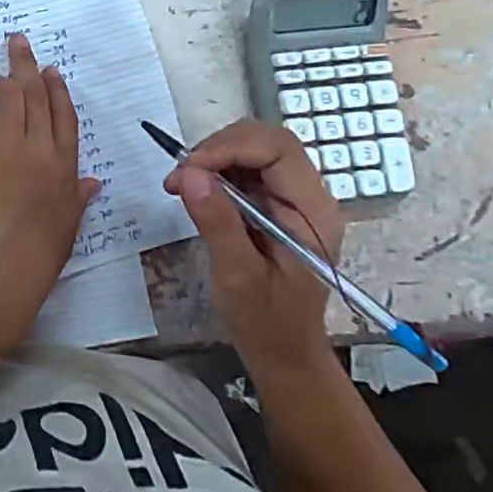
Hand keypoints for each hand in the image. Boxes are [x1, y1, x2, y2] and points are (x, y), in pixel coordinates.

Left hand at [0, 34, 100, 323]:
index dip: (56, 89)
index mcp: (64, 167)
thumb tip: (91, 182)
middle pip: (33, 97)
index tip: (49, 69)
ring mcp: (4, 152)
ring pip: (4, 102)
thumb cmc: (38, 253)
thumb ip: (77, 197)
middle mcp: (37, 151)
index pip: (63, 116)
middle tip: (16, 43)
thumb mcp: (68, 226)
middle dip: (25, 65)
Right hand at [163, 120, 344, 376]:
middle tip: (178, 178)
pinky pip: (242, 169)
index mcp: (314, 211)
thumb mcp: (239, 276)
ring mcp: (290, 198)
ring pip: (251, 149)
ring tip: (179, 185)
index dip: (229, 147)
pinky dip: (212, 171)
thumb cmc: (266, 320)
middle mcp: (307, 195)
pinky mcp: (271, 204)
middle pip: (265, 141)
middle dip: (217, 148)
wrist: (283, 350)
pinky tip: (193, 191)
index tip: (187, 168)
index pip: (278, 150)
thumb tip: (189, 174)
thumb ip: (218, 222)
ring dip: (210, 158)